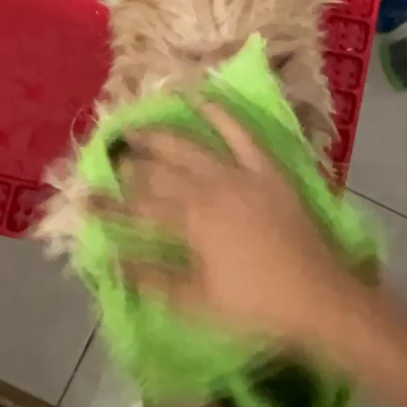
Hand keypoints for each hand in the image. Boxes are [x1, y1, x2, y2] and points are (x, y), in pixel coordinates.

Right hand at [118, 103, 363, 345]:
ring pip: (193, 147)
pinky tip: (202, 98)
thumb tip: (115, 259)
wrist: (320, 298)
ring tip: (138, 130)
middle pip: (161, 171)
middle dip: (131, 166)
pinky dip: (221, 113)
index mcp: (191, 222)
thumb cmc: (256, 308)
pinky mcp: (268, 169)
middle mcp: (210, 188)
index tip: (87, 201)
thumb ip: (154, 278)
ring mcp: (241, 174)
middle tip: (110, 160)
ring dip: (163, 136)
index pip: (138, 208)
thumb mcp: (196, 303)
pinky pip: (242, 133)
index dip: (110, 205)